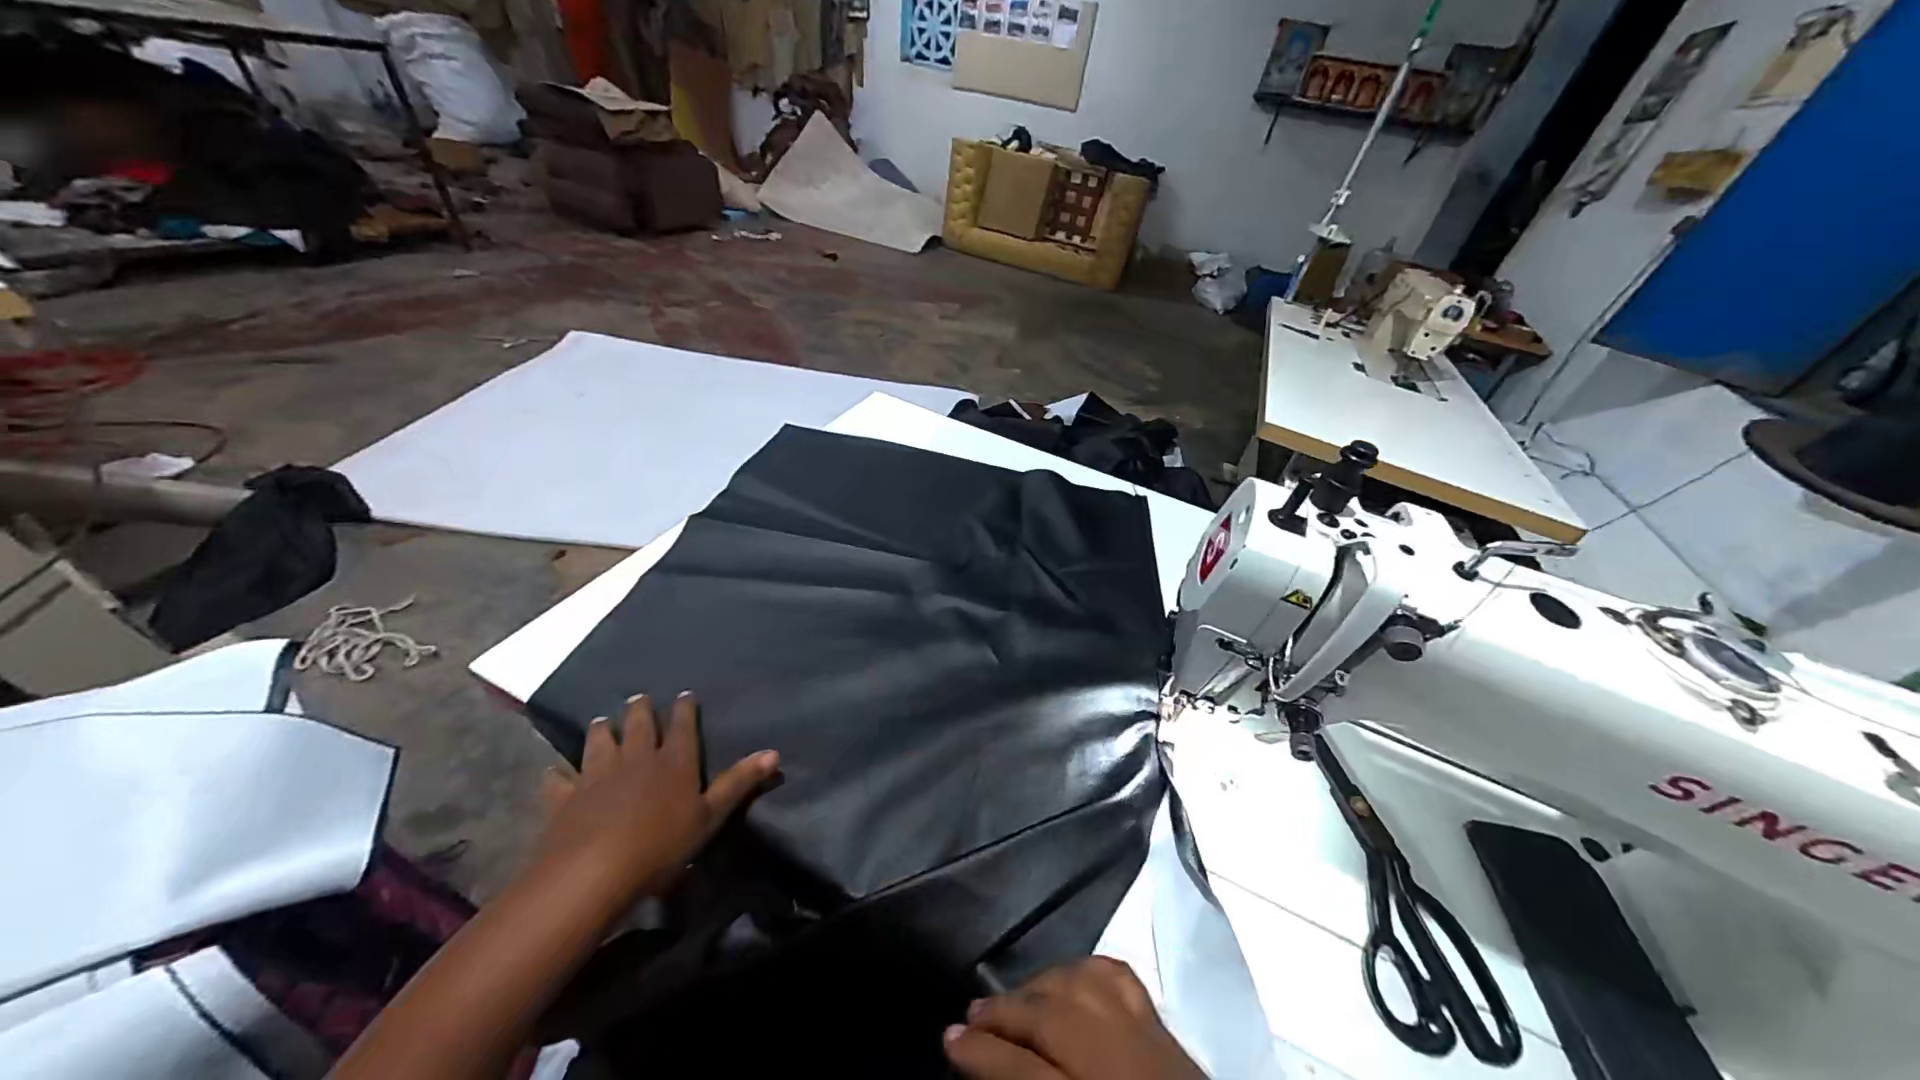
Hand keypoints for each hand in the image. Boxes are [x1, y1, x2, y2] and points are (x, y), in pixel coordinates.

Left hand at [536, 692, 778, 902]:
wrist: (594, 872)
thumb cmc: (662, 845)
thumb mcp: (710, 817)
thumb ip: (739, 783)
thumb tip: (774, 752)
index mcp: (674, 762)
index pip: (682, 726)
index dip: (684, 709)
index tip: (685, 694)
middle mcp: (636, 759)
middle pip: (638, 725)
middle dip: (640, 709)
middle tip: (639, 698)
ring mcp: (597, 775)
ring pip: (599, 742)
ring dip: (602, 730)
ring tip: (602, 720)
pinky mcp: (566, 798)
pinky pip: (559, 780)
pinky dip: (557, 774)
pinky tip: (554, 772)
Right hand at [944, 958, 1206, 1079]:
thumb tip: (987, 1066)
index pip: (1025, 1071)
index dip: (980, 1054)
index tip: (946, 1040)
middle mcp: (1122, 1063)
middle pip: (1053, 1019)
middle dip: (1004, 1012)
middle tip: (969, 1017)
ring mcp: (1149, 1037)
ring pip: (1084, 986)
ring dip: (1039, 985)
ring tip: (1012, 999)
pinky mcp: (1167, 1025)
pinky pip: (1120, 978)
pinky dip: (1085, 971)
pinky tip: (1063, 979)